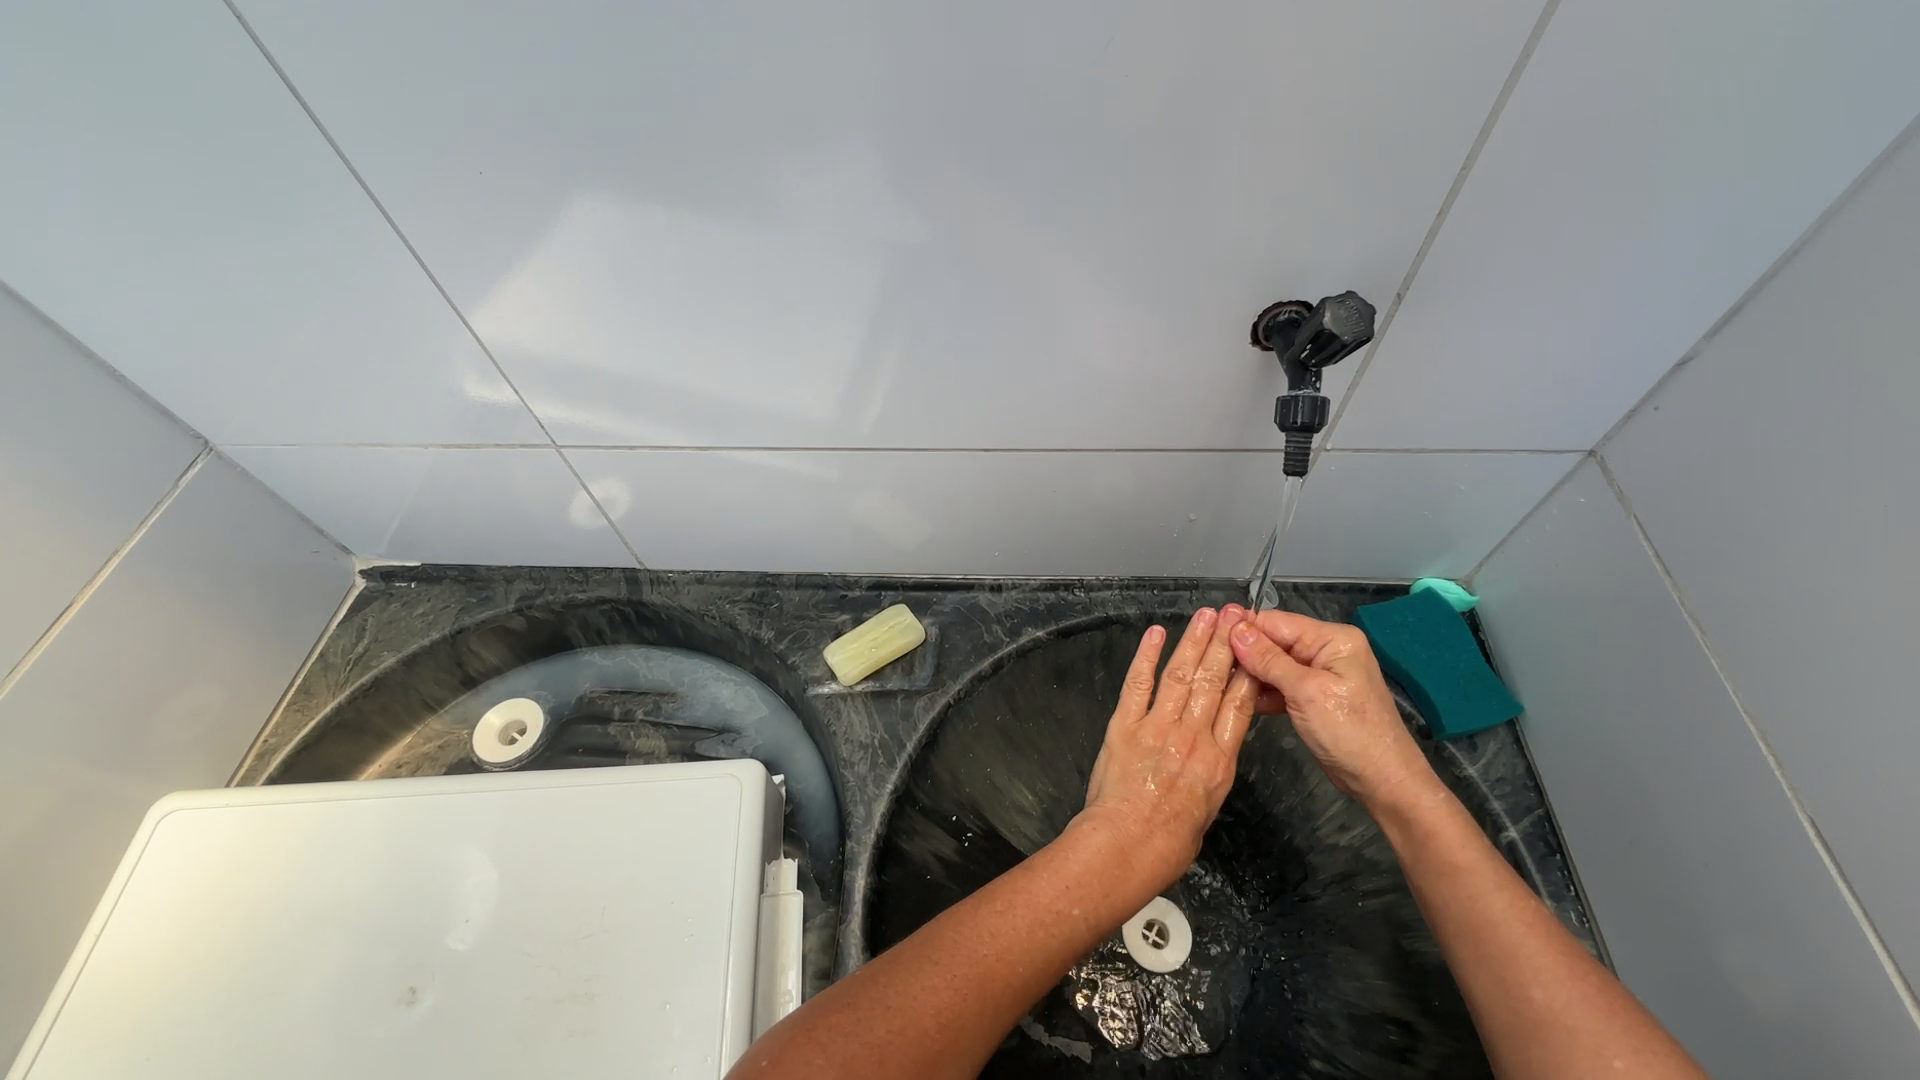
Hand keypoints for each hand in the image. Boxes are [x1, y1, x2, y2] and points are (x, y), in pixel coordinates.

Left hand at [1075, 606, 1261, 895]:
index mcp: (1220, 760)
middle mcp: (1193, 736)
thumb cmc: (1171, 842)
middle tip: (1233, 614)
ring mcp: (1158, 727)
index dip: (1247, 670)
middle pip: (1213, 680)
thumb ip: (1212, 772)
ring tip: (1206, 615)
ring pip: (1180, 675)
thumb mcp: (1209, 807)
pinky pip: (1138, 684)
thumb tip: (1211, 754)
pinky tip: (1156, 634)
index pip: (1240, 704)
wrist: (1129, 844)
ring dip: (1193, 641)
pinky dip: (1146, 656)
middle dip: (1224, 644)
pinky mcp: (1125, 725)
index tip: (1252, 645)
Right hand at [1228, 610, 1437, 809]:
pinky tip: (1241, 699)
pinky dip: (1263, 692)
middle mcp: (1326, 650)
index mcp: (1332, 639)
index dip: (1243, 628)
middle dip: (1245, 653)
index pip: (1277, 621)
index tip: (1209, 637)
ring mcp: (1320, 675)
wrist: (1382, 780)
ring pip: (1273, 665)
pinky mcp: (1313, 697)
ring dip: (1251, 675)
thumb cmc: (1349, 732)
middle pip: (1274, 642)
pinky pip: (1280, 685)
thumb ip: (1268, 659)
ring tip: (1220, 682)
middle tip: (1211, 665)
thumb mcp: (1306, 692)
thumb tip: (1235, 629)